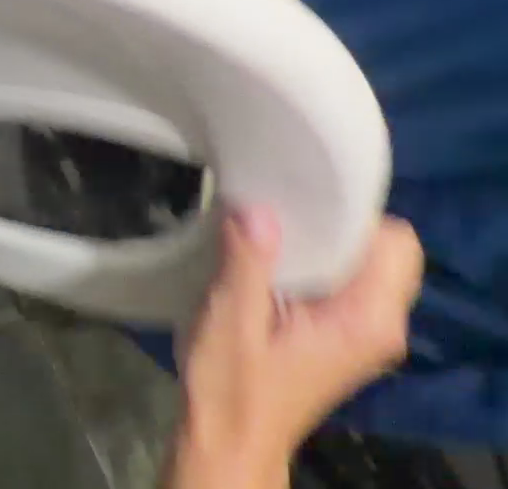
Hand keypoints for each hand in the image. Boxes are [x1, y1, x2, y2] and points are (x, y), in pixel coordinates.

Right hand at [171, 207, 422, 488]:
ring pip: (352, 262)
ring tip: (256, 222)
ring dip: (308, 239)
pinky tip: (256, 256)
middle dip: (325, 220)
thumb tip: (258, 208)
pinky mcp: (333, 332)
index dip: (351, 211)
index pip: (395, 245)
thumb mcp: (231, 317)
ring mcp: (357, 330)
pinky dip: (299, 259)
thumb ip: (248, 262)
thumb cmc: (232, 380)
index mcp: (367, 320)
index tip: (296, 188)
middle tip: (266, 201)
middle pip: (375, 249)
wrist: (228, 434)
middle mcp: (377, 323)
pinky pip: (332, 279)